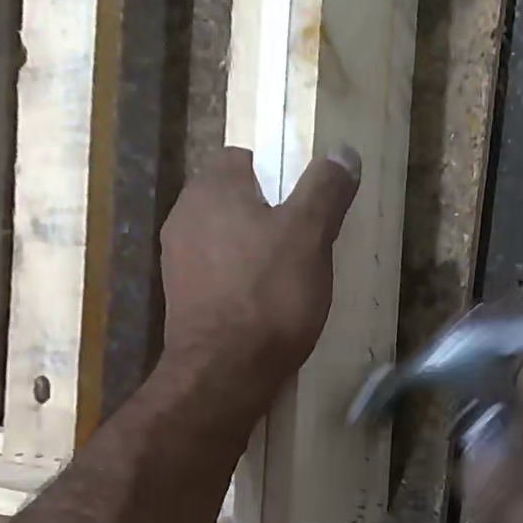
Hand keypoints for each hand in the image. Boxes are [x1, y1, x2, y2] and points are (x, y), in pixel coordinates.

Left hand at [159, 147, 359, 410]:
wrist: (226, 370)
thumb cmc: (272, 294)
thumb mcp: (311, 235)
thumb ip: (325, 189)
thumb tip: (344, 152)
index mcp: (213, 189)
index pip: (245, 158)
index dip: (280, 175)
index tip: (309, 204)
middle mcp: (186, 214)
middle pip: (237, 197)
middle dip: (272, 212)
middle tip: (309, 241)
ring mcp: (179, 257)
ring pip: (228, 234)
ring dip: (258, 246)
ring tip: (292, 275)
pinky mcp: (182, 294)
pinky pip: (219, 269)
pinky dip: (243, 276)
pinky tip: (267, 302)